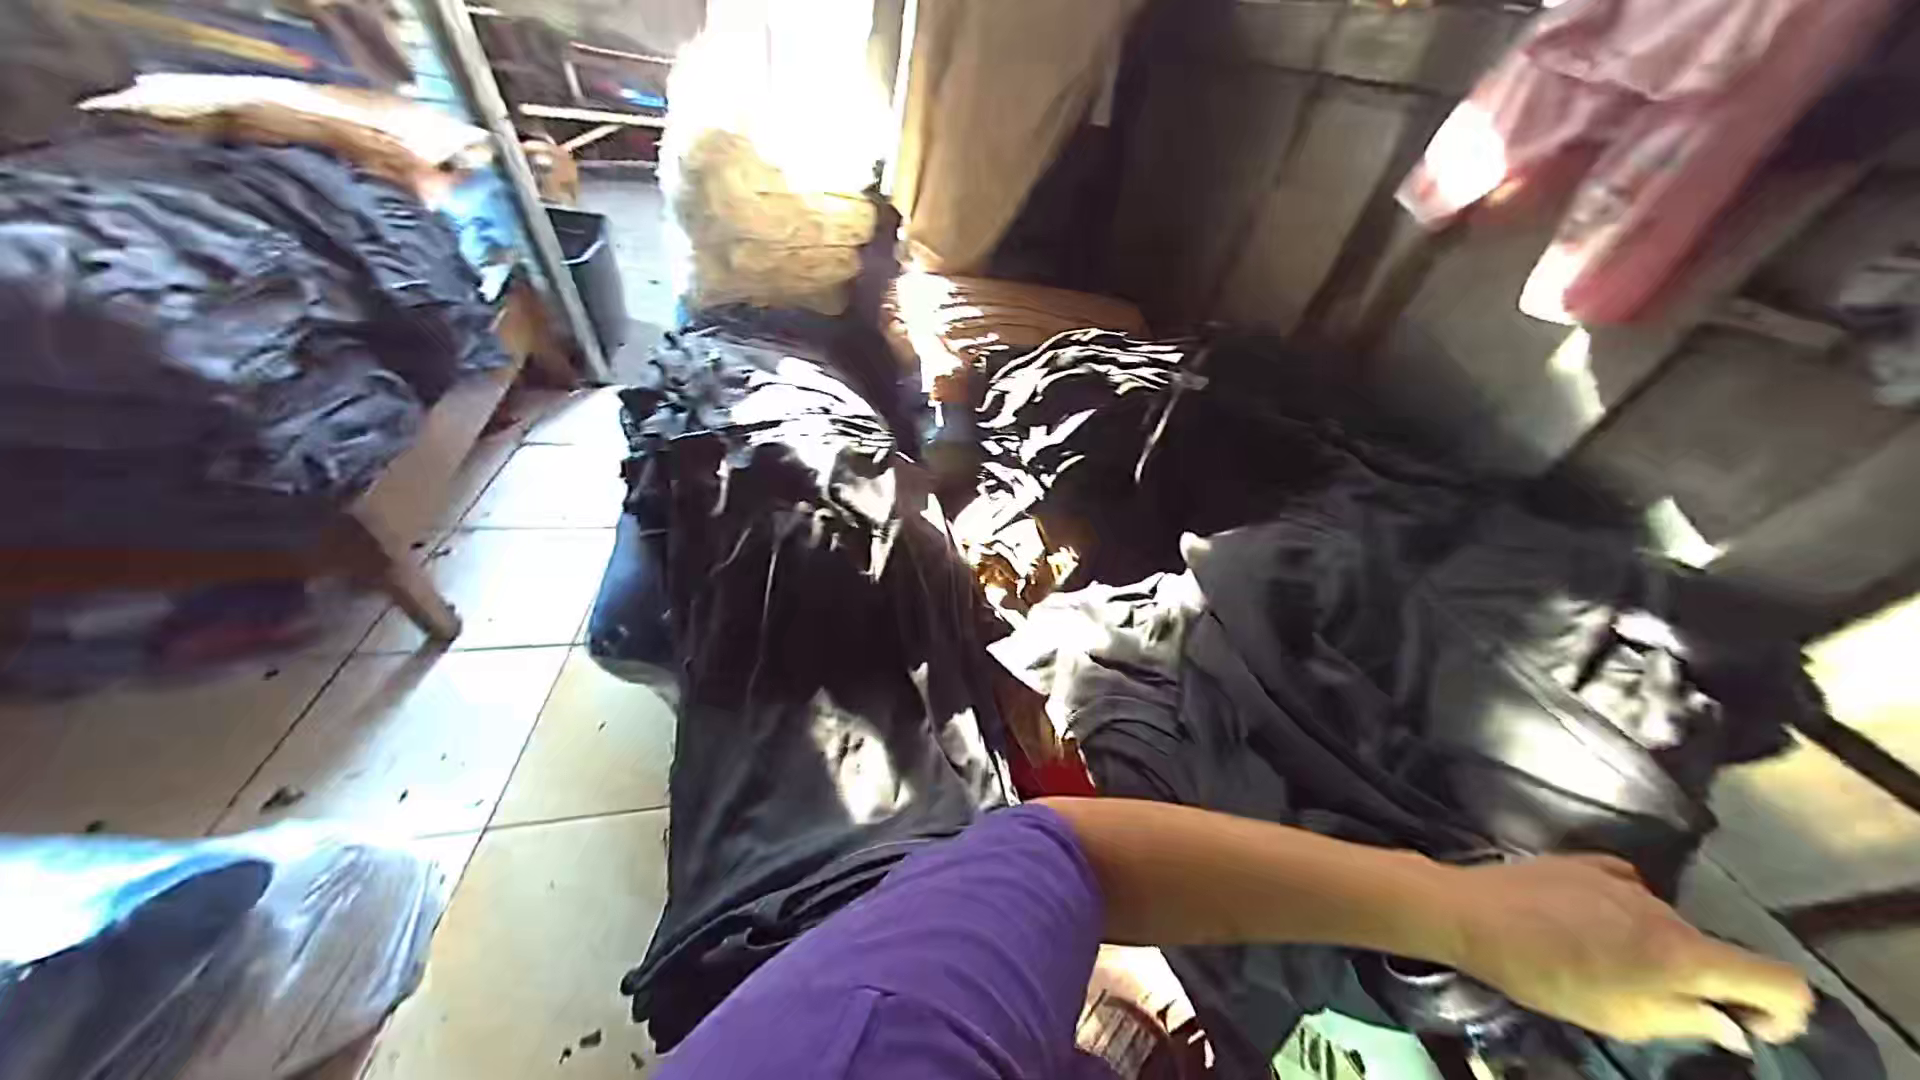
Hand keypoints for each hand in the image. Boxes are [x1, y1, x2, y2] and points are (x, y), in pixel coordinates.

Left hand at [1438, 855, 1813, 1052]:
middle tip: (1649, 996)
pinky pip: (1627, 888)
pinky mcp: (1580, 859)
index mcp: (1681, 951)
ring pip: (1666, 921)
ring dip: (1654, 944)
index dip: (1778, 1011)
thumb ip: (1687, 1021)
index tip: (1740, 1023)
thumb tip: (1729, 1023)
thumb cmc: (1540, 973)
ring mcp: (1617, 877)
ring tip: (1602, 958)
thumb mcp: (1620, 1018)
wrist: (1468, 913)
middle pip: (1713, 950)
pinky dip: (1624, 910)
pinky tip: (1588, 922)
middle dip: (1700, 980)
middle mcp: (1660, 907)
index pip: (1781, 980)